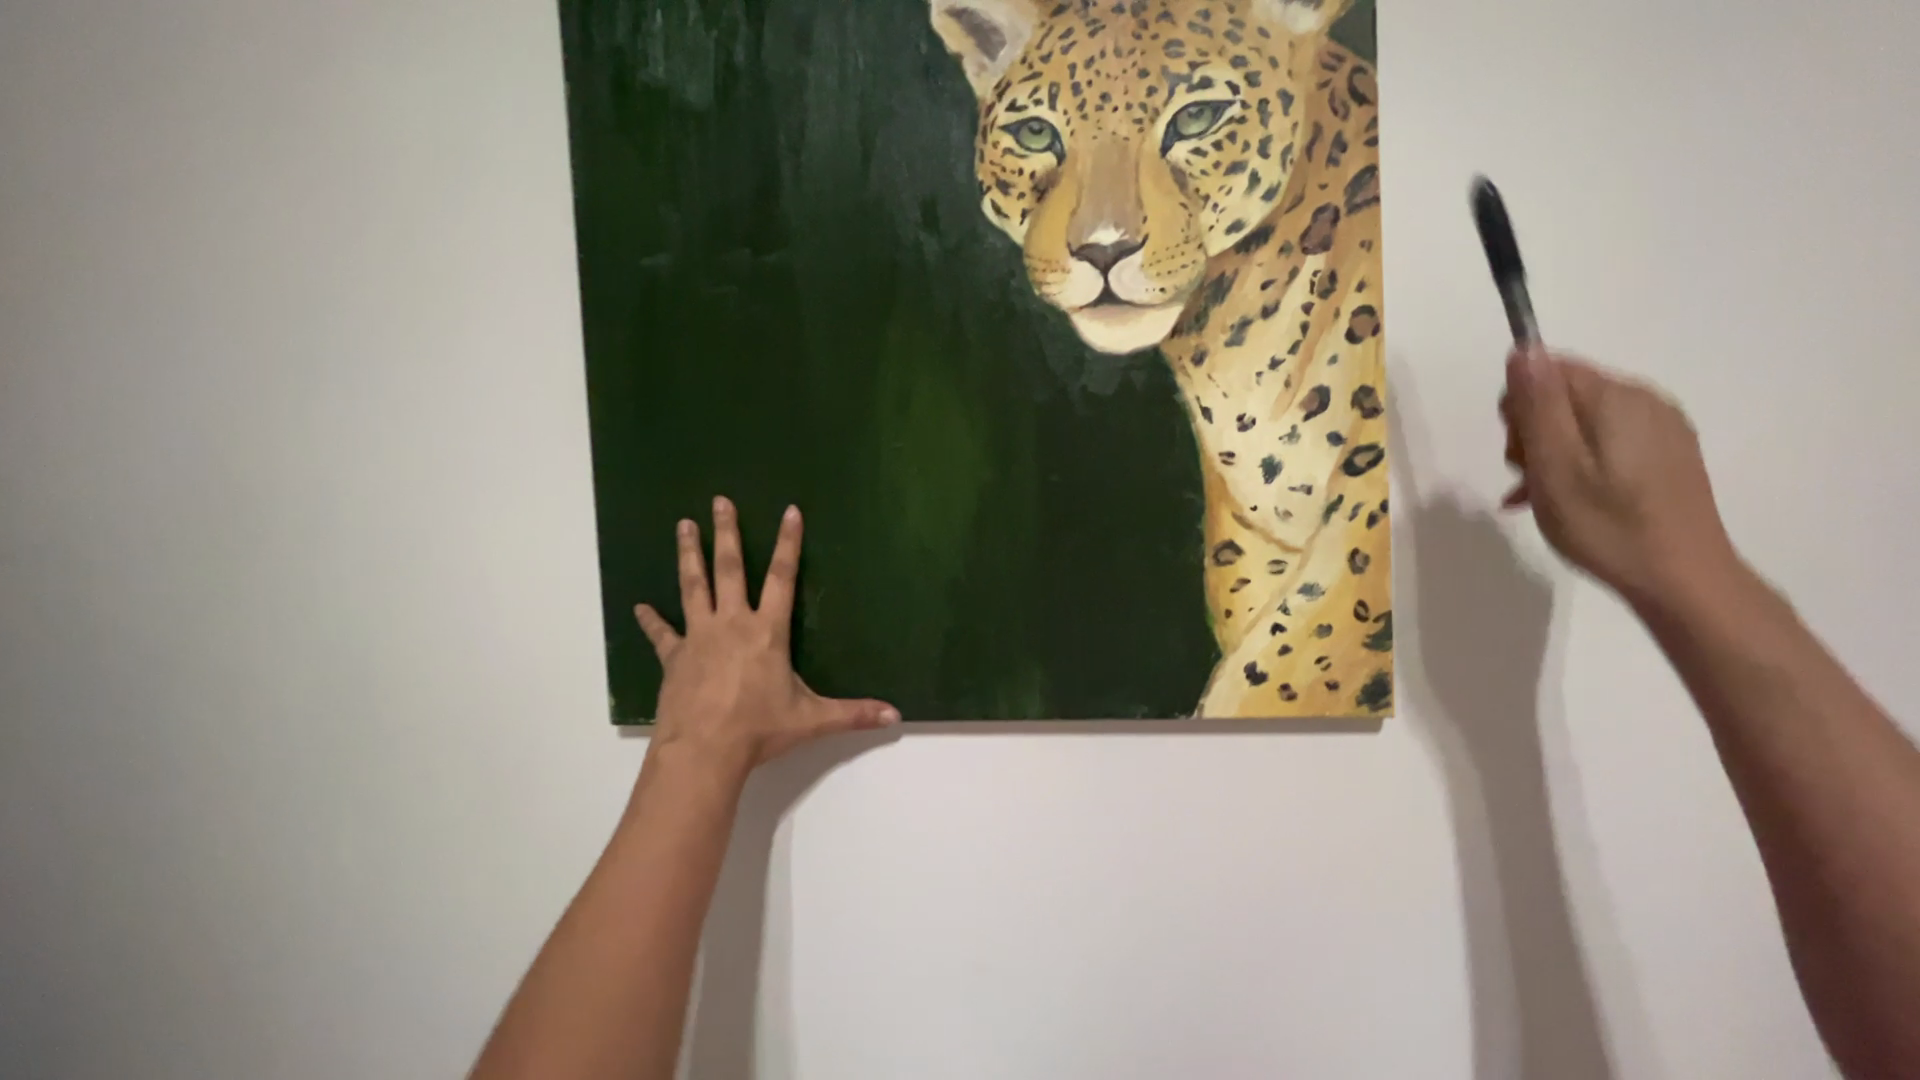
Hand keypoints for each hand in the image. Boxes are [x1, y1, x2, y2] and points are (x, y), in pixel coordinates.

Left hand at [634, 497, 899, 778]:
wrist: (705, 751)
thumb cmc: (760, 729)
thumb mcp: (812, 720)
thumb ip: (854, 714)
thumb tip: (896, 717)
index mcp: (767, 632)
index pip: (782, 577)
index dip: (788, 543)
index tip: (790, 511)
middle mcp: (731, 624)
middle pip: (729, 569)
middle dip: (726, 533)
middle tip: (719, 501)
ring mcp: (699, 637)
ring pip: (693, 586)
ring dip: (689, 555)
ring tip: (683, 525)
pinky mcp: (674, 658)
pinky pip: (661, 634)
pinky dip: (650, 620)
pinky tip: (638, 607)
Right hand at [1499, 345, 1739, 607]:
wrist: (1681, 578)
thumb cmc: (1605, 524)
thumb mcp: (1554, 465)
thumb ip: (1537, 405)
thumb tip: (1523, 349)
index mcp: (1615, 397)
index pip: (1548, 369)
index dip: (1518, 407)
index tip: (1517, 454)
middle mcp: (1644, 400)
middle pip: (1564, 394)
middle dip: (1532, 431)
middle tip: (1529, 480)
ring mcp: (1661, 427)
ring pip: (1581, 421)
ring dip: (1549, 453)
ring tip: (1543, 497)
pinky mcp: (1667, 455)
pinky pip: (1605, 442)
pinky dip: (1576, 464)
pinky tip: (1566, 500)